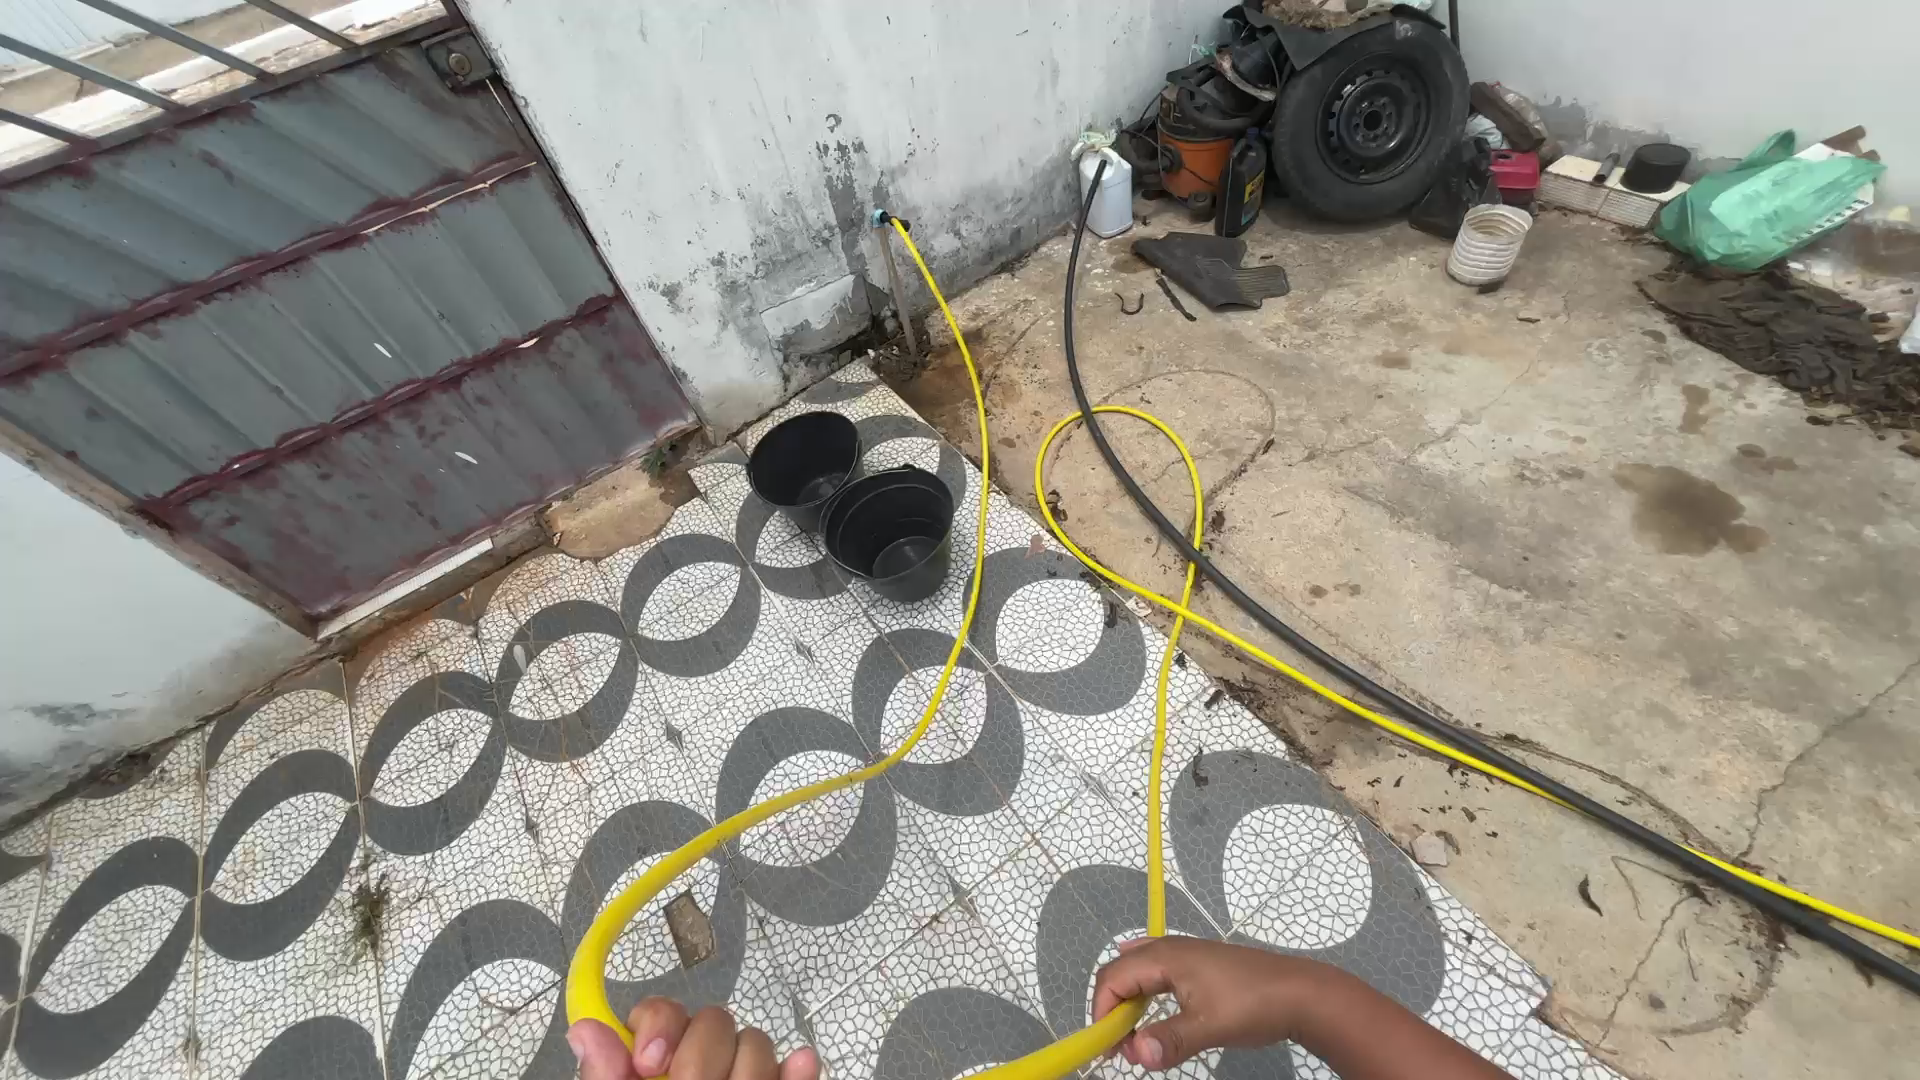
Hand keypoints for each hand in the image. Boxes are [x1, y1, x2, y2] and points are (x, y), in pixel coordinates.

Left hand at [569, 999, 820, 1079]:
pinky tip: (800, 1068)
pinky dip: (799, 1070)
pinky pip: (797, 1067)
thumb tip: (583, 1026)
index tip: (651, 1064)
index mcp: (651, 1070)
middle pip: (714, 1021)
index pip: (659, 1013)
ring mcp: (742, 1077)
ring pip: (755, 1043)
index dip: (660, 1025)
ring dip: (745, 1075)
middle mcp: (697, 1067)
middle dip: (700, 1063)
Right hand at [1091, 936, 1325, 1069]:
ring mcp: (1182, 954)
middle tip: (1120, 1050)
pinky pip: (1153, 971)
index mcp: (1163, 957)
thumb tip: (1135, 1055)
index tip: (1106, 1049)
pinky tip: (1141, 1001)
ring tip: (1132, 1038)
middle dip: (1111, 1009)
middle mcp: (1166, 949)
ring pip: (1136, 970)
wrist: (1298, 992)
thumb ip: (1170, 1040)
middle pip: (1119, 972)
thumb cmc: (1251, 1005)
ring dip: (1126, 1003)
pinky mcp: (1195, 965)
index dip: (1101, 1012)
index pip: (1113, 978)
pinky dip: (1140, 990)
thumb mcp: (1210, 1026)